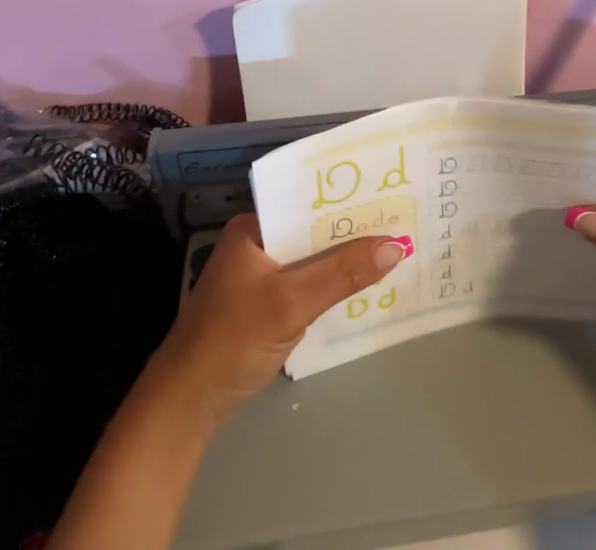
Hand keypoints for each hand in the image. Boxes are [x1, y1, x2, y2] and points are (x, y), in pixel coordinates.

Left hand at [145, 213, 406, 429]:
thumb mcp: (292, 302)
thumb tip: (397, 244)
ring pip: (315, 259)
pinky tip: (367, 284)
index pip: (309, 202)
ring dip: (348, 259)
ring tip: (398, 247)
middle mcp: (257, 244)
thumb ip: (343, 273)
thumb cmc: (232, 340)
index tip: (395, 193)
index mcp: (254, 228)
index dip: (350, 200)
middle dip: (356, 230)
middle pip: (315, 231)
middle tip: (408, 220)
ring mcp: (261, 276)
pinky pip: (310, 284)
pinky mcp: (267, 305)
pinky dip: (335, 284)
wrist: (187, 402)